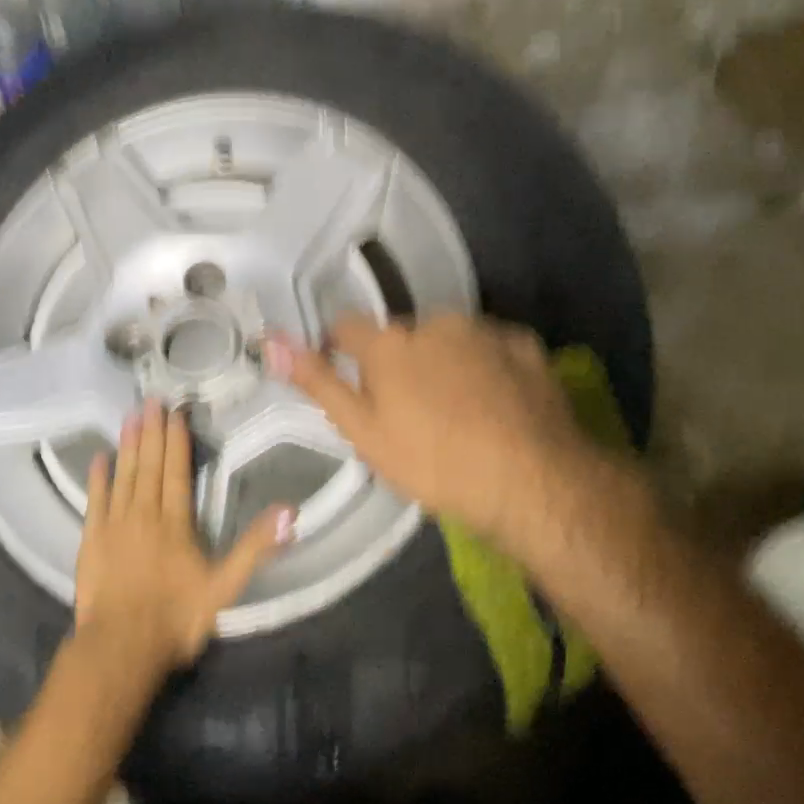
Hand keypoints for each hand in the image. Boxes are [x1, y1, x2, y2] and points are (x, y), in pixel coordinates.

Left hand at [74, 401, 294, 673]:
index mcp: (176, 523)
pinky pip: (95, 500)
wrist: (121, 647)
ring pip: (123, 475)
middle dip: (152, 432)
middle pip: (149, 466)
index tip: (175, 413)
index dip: (177, 441)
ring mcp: (114, 525)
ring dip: (128, 445)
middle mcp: (144, 514)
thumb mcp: (225, 587)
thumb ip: (255, 548)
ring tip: (130, 417)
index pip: (177, 472)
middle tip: (150, 400)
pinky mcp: (91, 540)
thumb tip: (289, 512)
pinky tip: (100, 458)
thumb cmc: (176, 618)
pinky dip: (98, 477)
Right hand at [263, 314, 598, 550]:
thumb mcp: (363, 432)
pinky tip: (495, 406)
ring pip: (449, 340)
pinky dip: (486, 368)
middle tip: (407, 412)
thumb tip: (270, 340)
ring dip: (443, 363)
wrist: (533, 482)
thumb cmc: (435, 463)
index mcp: (389, 343)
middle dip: (399, 362)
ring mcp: (486, 331)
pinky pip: (491, 350)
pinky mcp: (526, 346)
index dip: (340, 350)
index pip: (346, 327)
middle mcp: (435, 322)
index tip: (347, 380)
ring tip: (456, 413)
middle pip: (402, 335)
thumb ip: (318, 382)